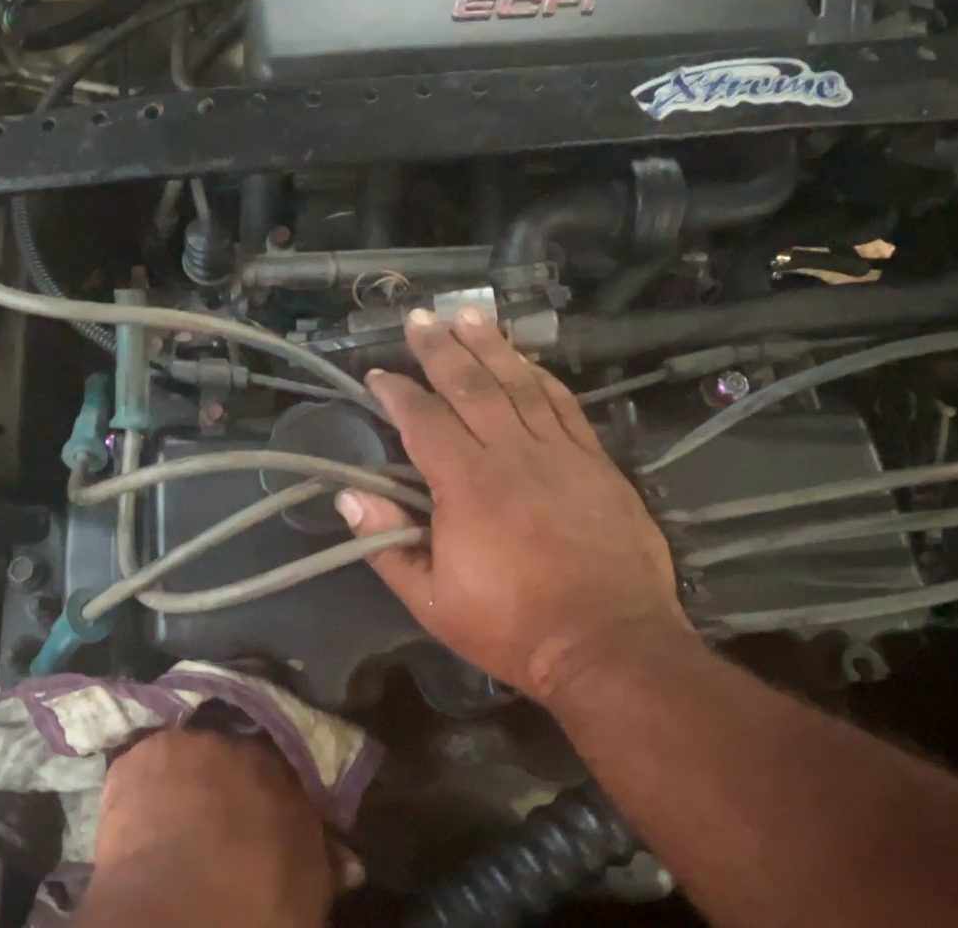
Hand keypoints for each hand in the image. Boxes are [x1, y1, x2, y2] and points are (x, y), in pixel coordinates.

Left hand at [81, 728, 336, 927]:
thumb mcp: (310, 887)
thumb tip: (347, 859)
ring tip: (179, 813)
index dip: (275, 789)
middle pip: (233, 751)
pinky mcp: (135, 758)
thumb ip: (324, 858)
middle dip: (230, 777)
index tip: (271, 812)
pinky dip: (145, 786)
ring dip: (187, 775)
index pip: (286, 764)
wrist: (180, 913)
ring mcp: (184, 744)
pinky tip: (143, 813)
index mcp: (284, 766)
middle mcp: (236, 742)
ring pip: (188, 753)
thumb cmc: (259, 903)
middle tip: (223, 815)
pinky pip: (144, 765)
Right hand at [336, 307, 695, 700]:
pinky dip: (542, 377)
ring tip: (468, 314)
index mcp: (466, 485)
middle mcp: (512, 454)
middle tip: (419, 317)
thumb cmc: (511, 627)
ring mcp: (560, 454)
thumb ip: (387, 545)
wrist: (609, 644)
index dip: (396, 392)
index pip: (423, 420)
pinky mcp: (596, 463)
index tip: (377, 375)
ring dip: (490, 346)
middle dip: (440, 348)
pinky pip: (565, 405)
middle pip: (471, 386)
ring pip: (520, 384)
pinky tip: (527, 361)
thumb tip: (348, 498)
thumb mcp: (431, 600)